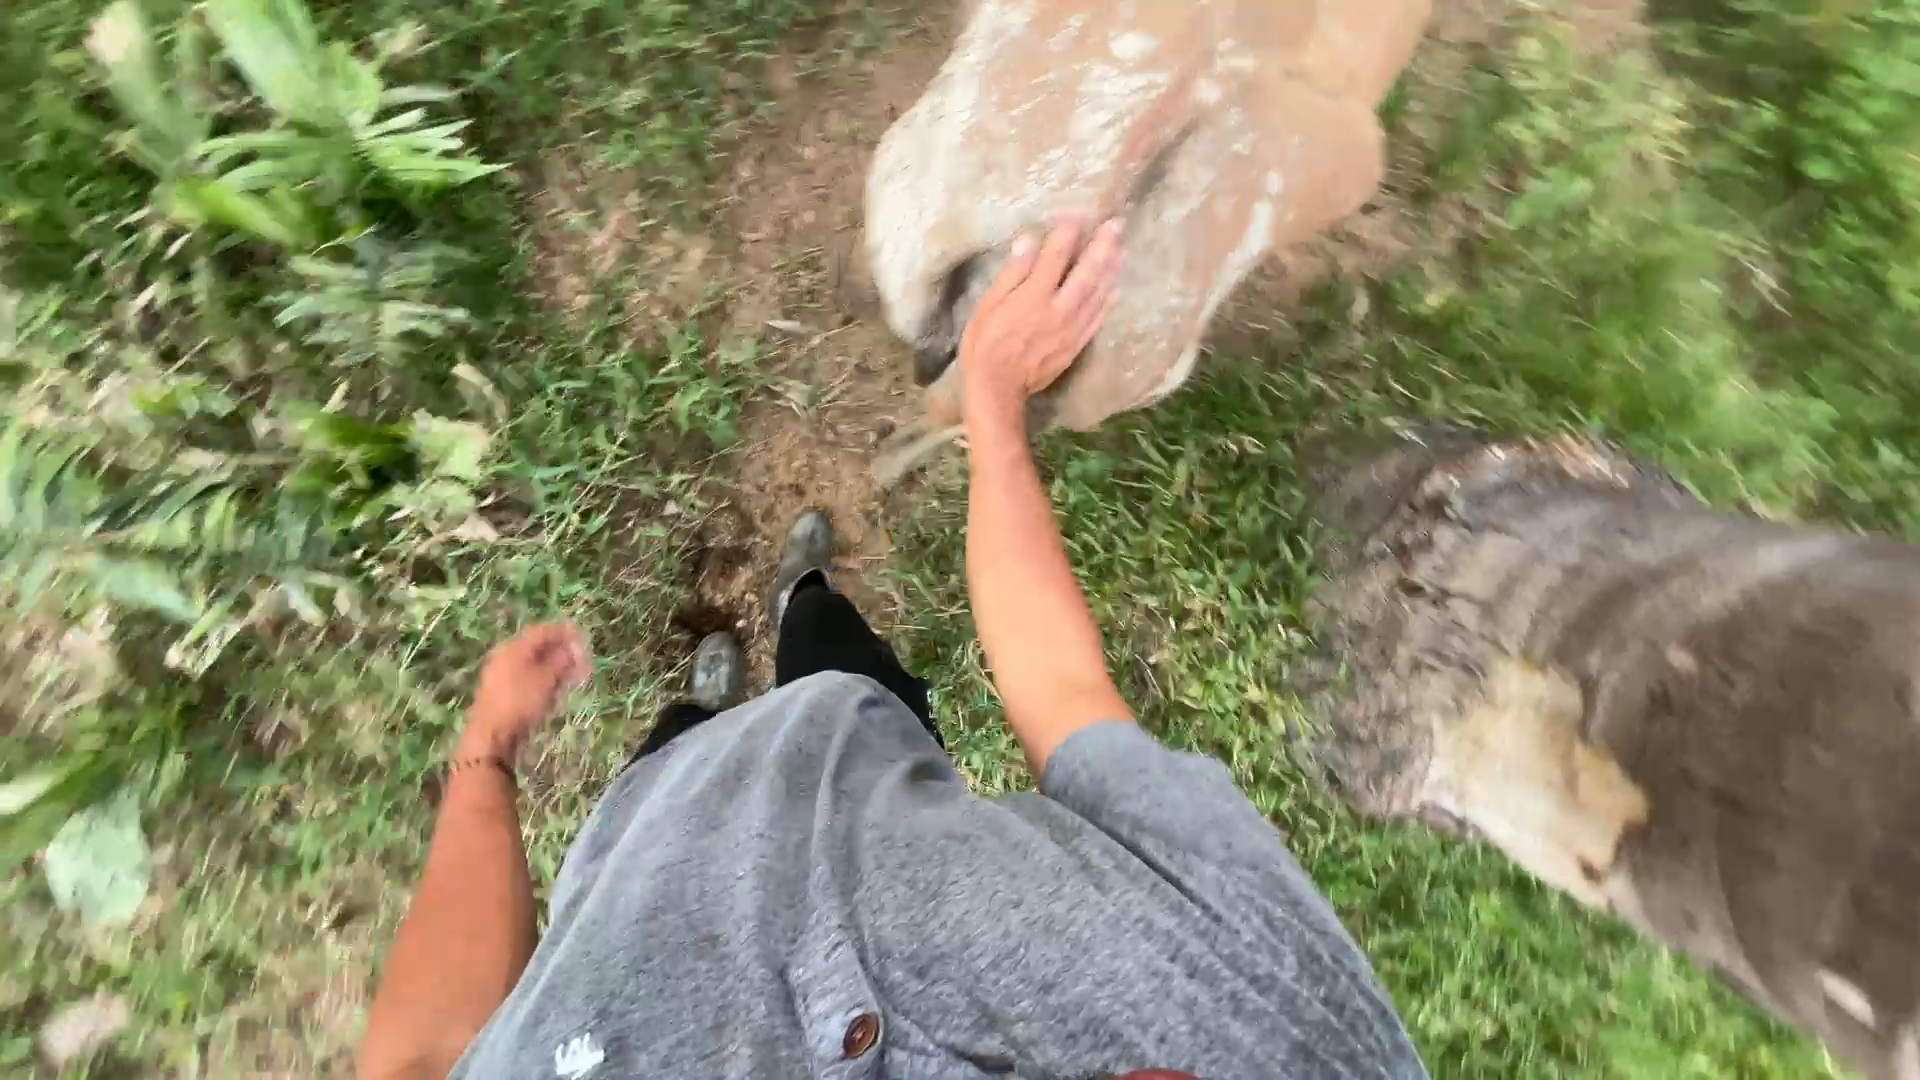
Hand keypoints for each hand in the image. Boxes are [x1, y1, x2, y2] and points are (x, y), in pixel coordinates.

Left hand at [458, 622, 591, 762]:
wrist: (492, 734)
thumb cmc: (521, 701)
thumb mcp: (547, 678)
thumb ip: (562, 659)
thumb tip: (573, 647)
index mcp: (514, 647)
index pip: (544, 631)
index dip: (566, 632)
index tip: (585, 639)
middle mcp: (506, 655)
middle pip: (539, 646)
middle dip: (563, 650)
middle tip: (583, 659)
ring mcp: (503, 673)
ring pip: (535, 662)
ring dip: (556, 665)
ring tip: (575, 674)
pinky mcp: (504, 689)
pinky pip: (529, 674)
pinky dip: (546, 676)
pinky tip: (558, 686)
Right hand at [959, 217, 1124, 442]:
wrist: (998, 389)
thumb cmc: (985, 345)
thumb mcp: (988, 305)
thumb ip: (1013, 273)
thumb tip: (1028, 241)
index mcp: (1034, 295)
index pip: (1056, 256)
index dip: (1068, 233)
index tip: (1077, 215)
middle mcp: (1059, 309)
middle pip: (1087, 272)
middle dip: (1102, 246)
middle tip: (1116, 225)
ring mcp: (1071, 329)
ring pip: (1097, 294)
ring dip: (1111, 271)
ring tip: (1122, 251)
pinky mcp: (1075, 346)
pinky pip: (1097, 320)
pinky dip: (1107, 302)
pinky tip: (1115, 290)